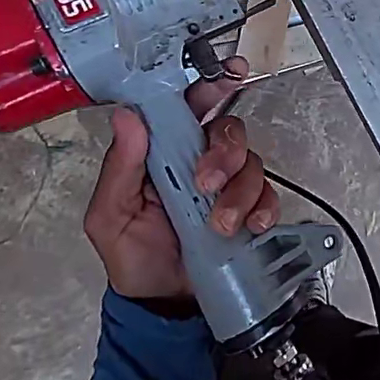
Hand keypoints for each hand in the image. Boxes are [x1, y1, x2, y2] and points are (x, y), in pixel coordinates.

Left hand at [82, 57, 280, 299]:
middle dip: (224, 150)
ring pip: (251, 162)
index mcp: (165, 152)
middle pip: (229, 129)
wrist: (164, 305)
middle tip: (208, 181)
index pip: (189, 107)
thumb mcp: (110, 215)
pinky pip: (269, 194)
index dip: (210, 84)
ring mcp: (229, 185)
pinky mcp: (251, 208)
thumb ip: (121, 167)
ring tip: (220, 224)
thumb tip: (127, 116)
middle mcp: (200, 160)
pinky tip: (250, 226)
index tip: (230, 74)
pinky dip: (263, 207)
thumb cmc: (133, 257)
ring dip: (238, 190)